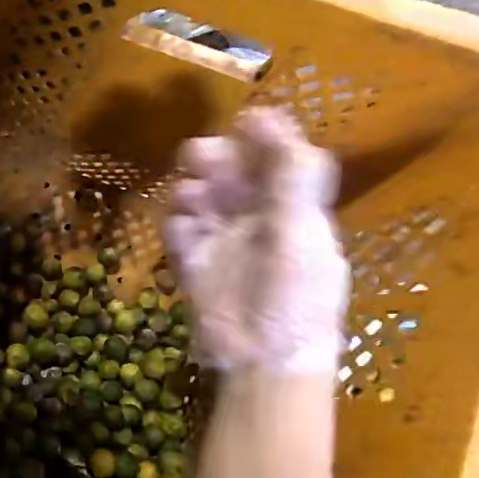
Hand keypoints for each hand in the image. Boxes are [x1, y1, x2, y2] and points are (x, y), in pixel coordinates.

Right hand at [164, 108, 347, 374]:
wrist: (262, 360)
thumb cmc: (295, 298)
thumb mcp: (302, 232)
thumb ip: (289, 176)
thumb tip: (268, 118)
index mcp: (293, 213)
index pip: (278, 163)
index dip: (262, 139)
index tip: (244, 119)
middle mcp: (256, 222)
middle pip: (233, 177)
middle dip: (216, 160)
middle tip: (200, 155)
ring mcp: (221, 244)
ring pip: (201, 201)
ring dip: (194, 190)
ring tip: (192, 197)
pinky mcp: (191, 266)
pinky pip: (178, 233)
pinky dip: (177, 223)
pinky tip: (182, 225)